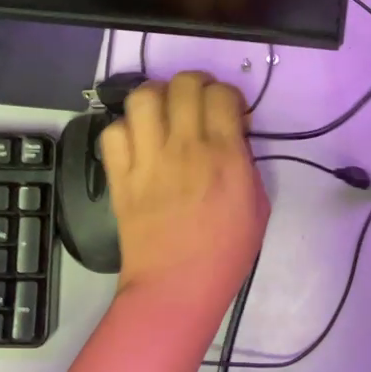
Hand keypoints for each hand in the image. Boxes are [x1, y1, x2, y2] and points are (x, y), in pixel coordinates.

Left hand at [98, 72, 268, 313]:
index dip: (228, 95)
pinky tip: (139, 142)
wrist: (175, 288)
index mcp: (224, 156)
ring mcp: (148, 159)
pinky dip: (126, 129)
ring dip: (158, 97)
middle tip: (199, 104)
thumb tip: (232, 137)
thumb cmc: (225, 252)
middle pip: (183, 84)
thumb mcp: (257, 205)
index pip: (222, 94)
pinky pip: (113, 131)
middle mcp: (184, 148)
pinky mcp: (120, 175)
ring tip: (165, 114)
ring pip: (143, 97)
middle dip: (196, 85)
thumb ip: (245, 163)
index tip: (230, 113)